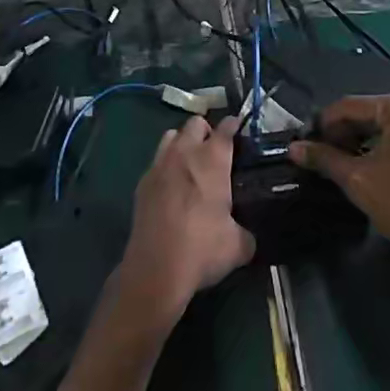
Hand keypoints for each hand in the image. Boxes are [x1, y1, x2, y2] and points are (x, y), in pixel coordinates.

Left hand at [119, 115, 255, 313]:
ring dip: (183, 142)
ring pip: (171, 135)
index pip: (225, 129)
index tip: (239, 127)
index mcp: (211, 161)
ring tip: (192, 162)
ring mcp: (159, 164)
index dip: (234, 125)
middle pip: (195, 123)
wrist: (157, 266)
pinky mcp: (143, 180)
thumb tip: (246, 233)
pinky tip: (173, 185)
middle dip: (207, 131)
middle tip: (216, 150)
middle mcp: (184, 153)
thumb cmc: (202, 249)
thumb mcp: (239, 245)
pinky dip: (167, 164)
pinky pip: (157, 160)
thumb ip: (246, 231)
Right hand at [288, 94, 389, 269]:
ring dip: (357, 140)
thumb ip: (323, 158)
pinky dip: (377, 145)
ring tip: (339, 163)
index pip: (347, 106)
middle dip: (340, 133)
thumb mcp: (357, 179)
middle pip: (364, 113)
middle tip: (320, 156)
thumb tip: (293, 148)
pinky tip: (364, 164)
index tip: (305, 145)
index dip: (322, 125)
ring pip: (380, 124)